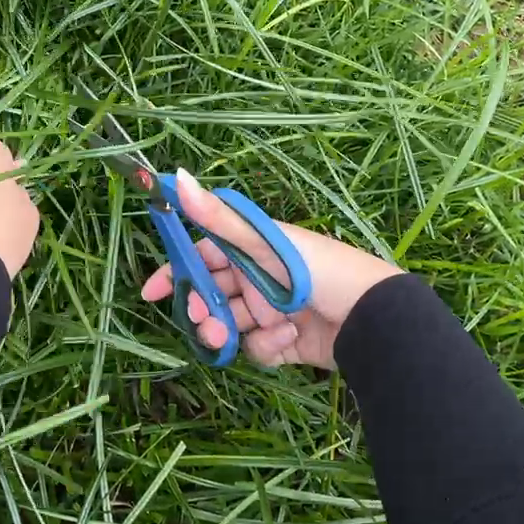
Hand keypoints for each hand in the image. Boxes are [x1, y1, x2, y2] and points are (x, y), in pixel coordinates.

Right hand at [139, 171, 401, 368]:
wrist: (371, 318)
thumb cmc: (314, 268)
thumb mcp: (261, 240)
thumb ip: (216, 216)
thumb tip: (175, 175)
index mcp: (250, 247)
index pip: (201, 256)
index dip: (176, 272)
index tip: (152, 293)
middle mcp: (257, 277)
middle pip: (211, 295)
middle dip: (201, 309)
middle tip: (202, 321)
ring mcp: (270, 310)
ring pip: (229, 325)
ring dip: (226, 331)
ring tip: (231, 338)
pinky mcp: (285, 342)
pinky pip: (258, 348)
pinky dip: (268, 346)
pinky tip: (287, 338)